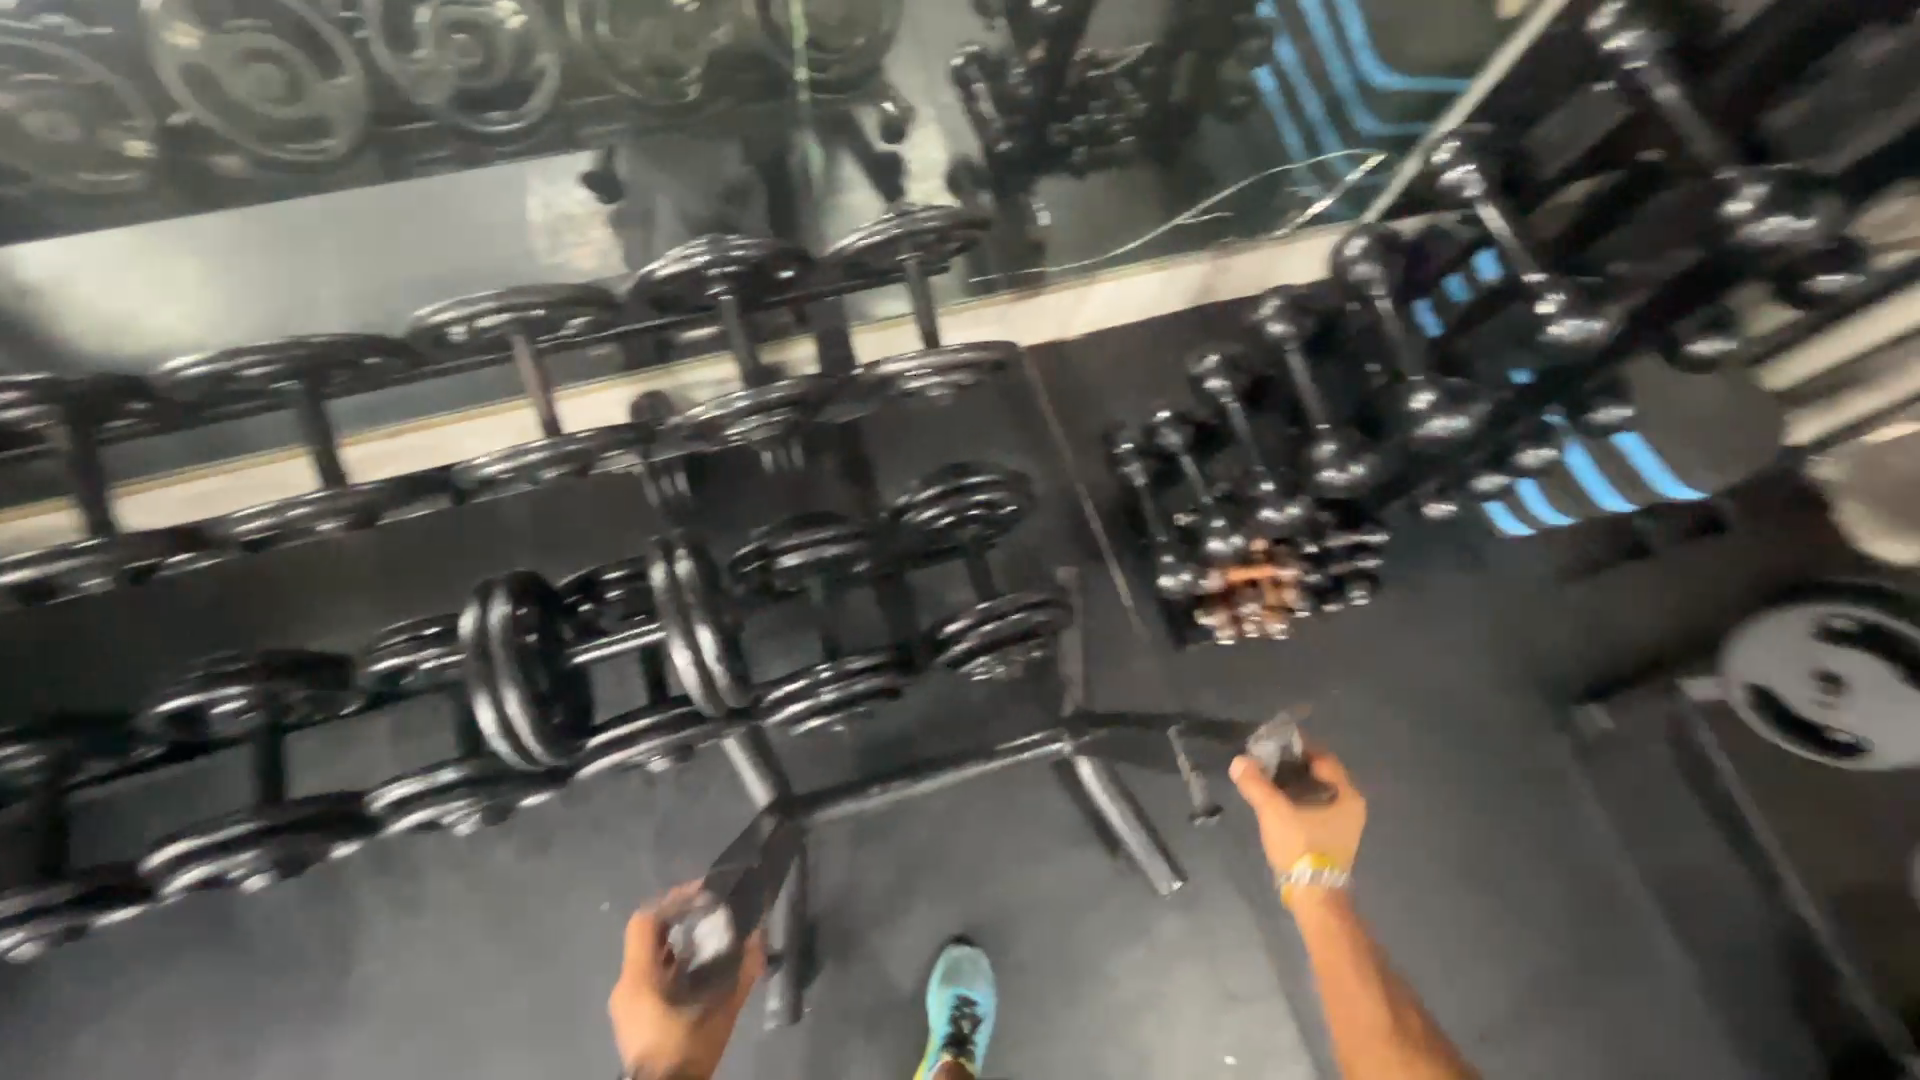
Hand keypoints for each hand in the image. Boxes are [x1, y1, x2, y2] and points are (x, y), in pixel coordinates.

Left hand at [608, 884, 764, 1079]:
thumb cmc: (687, 1051)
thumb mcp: (721, 1012)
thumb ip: (742, 973)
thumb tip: (760, 936)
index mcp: (639, 979)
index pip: (645, 921)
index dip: (672, 900)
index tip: (702, 893)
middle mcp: (626, 986)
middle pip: (648, 937)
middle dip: (679, 920)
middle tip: (711, 914)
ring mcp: (625, 1004)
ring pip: (648, 958)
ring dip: (676, 944)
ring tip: (709, 940)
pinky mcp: (631, 1018)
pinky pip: (648, 978)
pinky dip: (671, 966)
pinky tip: (698, 972)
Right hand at [1229, 744, 1366, 878]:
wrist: (1314, 896)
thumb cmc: (1301, 848)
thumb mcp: (1274, 811)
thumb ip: (1256, 784)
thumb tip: (1239, 761)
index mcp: (1346, 794)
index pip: (1322, 757)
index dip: (1297, 747)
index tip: (1272, 742)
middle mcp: (1351, 805)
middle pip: (1320, 772)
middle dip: (1292, 764)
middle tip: (1265, 758)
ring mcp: (1344, 822)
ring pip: (1316, 790)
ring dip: (1293, 781)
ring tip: (1266, 776)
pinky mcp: (1333, 836)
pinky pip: (1315, 805)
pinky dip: (1297, 797)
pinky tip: (1276, 799)